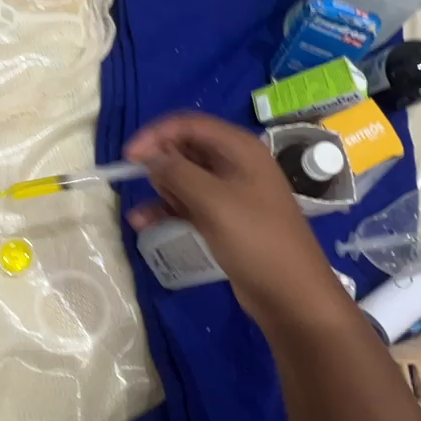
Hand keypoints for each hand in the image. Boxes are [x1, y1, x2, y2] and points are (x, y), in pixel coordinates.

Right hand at [126, 112, 344, 324]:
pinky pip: (190, 204)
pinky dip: (169, 211)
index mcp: (239, 149)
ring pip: (185, 179)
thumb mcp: (213, 202)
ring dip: (161, 191)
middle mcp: (235, 164)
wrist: (292, 295)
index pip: (190, 125)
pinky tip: (146, 225)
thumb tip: (148, 155)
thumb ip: (177, 172)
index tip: (128, 157)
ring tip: (142, 216)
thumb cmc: (256, 240)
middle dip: (159, 165)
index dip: (156, 135)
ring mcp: (231, 192)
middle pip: (186, 149)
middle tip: (142, 186)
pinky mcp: (225, 218)